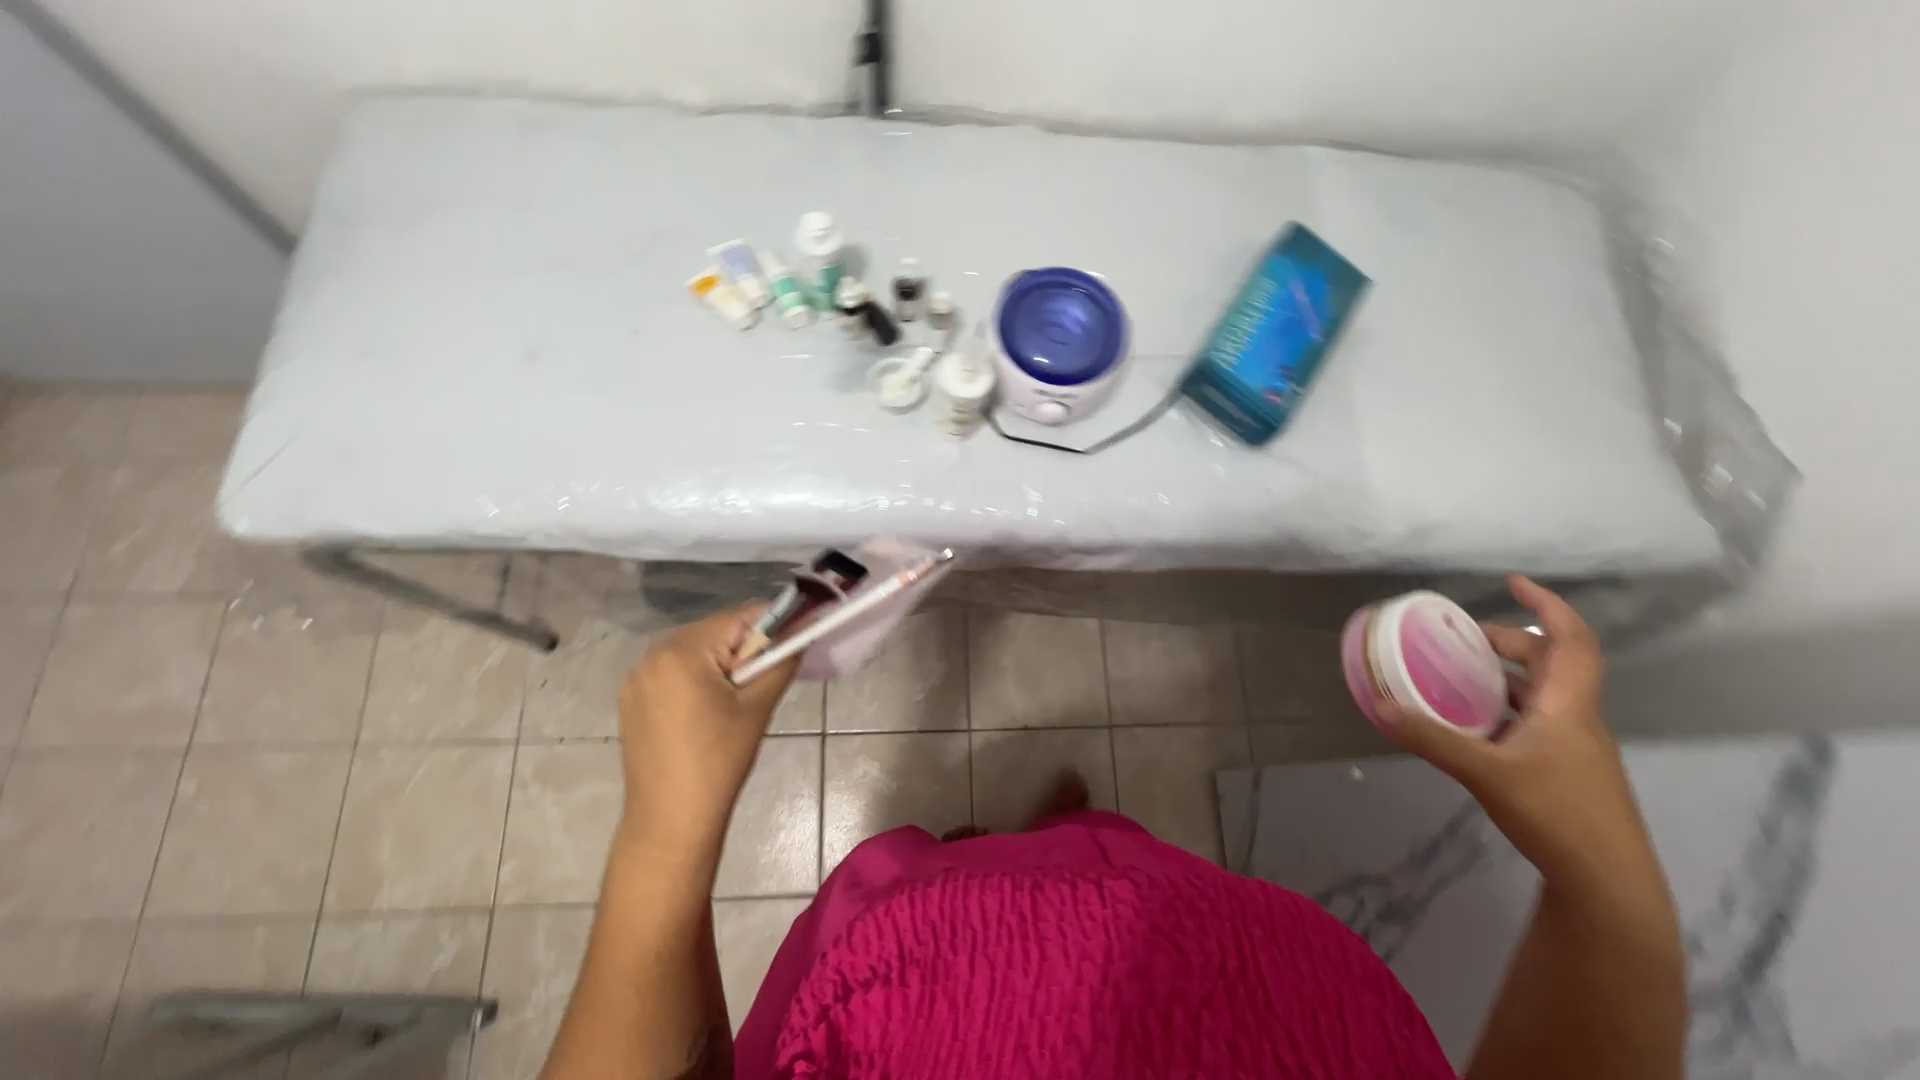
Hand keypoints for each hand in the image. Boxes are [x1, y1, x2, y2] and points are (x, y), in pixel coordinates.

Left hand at [615, 606, 799, 858]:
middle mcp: (652, 653)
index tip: (793, 650)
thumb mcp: (757, 706)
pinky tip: (707, 716)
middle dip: (745, 650)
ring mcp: (636, 677)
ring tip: (735, 705)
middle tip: (762, 687)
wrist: (669, 820)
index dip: (773, 629)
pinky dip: (697, 681)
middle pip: (716, 632)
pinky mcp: (632, 699)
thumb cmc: (719, 761)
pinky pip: (674, 672)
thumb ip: (782, 658)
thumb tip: (804, 628)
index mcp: (681, 649)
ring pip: (695, 652)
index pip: (741, 618)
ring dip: (722, 666)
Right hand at [1373, 576, 1660, 893]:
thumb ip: (1431, 739)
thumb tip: (1379, 706)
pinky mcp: (1565, 770)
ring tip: (1458, 674)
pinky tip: (1471, 726)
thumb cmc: (1556, 814)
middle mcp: (1575, 717)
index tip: (1513, 583)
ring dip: (1504, 676)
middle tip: (1462, 638)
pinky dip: (1503, 709)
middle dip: (1508, 641)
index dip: (1548, 604)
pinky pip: (1533, 721)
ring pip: (1541, 694)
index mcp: (1567, 705)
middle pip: (1549, 662)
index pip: (1570, 639)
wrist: (1607, 881)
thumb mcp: (1484, 773)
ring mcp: (1573, 746)